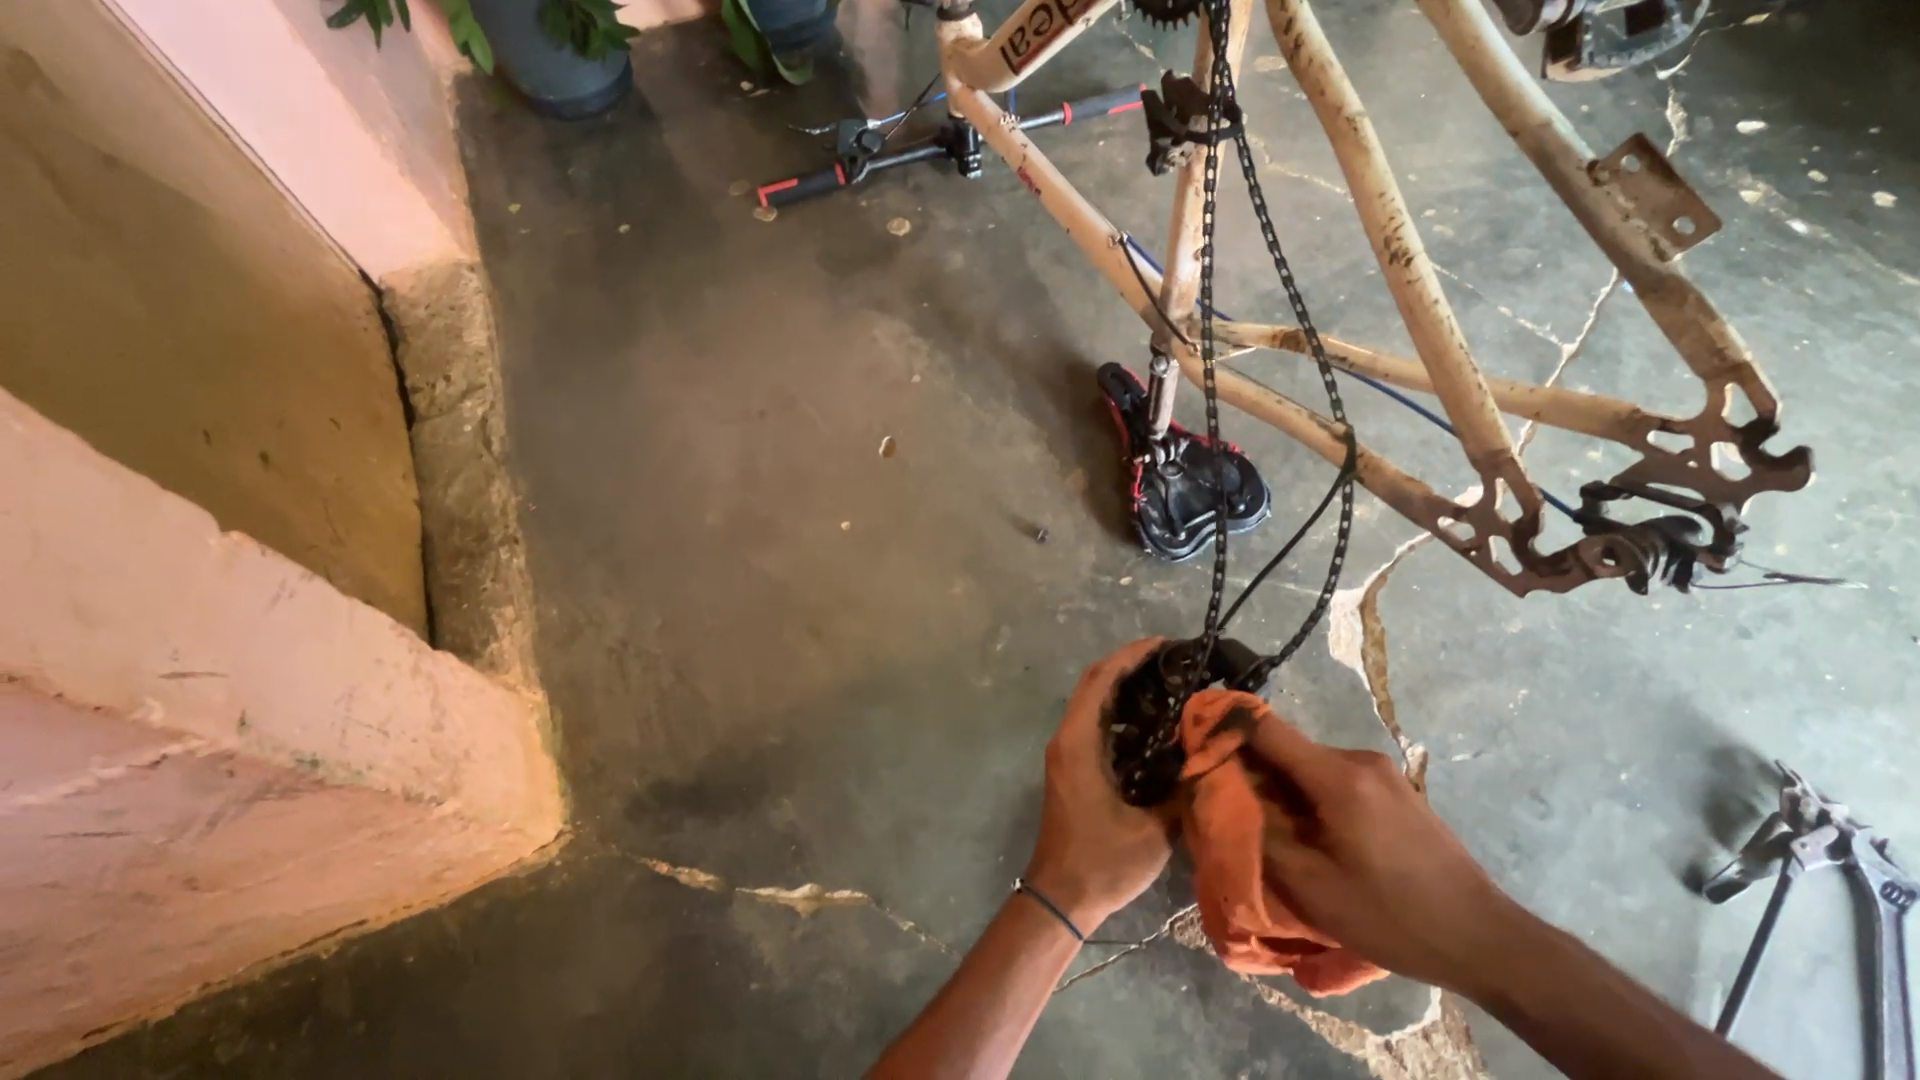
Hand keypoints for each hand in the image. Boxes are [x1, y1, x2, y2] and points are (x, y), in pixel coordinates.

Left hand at [1023, 638, 1174, 934]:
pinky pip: (1096, 725)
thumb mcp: (1153, 829)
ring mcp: (1067, 753)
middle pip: (1096, 685)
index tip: (1165, 643)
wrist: (1061, 897)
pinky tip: (1156, 723)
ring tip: (1172, 685)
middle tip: (1176, 661)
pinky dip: (1122, 713)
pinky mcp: (1073, 767)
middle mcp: (1067, 739)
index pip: (1101, 680)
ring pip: (1095, 704)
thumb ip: (1181, 788)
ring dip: (1126, 688)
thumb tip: (1210, 756)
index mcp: (1078, 743)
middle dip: (1131, 666)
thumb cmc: (1102, 862)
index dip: (1131, 656)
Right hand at [1240, 706, 1526, 994]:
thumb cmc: (1392, 916)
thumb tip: (1220, 797)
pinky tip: (1311, 837)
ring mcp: (1382, 773)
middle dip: (1250, 771)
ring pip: (1309, 767)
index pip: (1264, 728)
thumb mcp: (1313, 886)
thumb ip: (1260, 835)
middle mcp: (1358, 760)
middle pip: (1285, 749)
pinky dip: (1310, 799)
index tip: (1190, 739)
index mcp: (1337, 776)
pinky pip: (1335, 781)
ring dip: (1282, 790)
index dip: (1223, 726)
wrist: (1486, 939)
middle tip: (1223, 805)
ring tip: (1267, 830)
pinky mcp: (1395, 791)